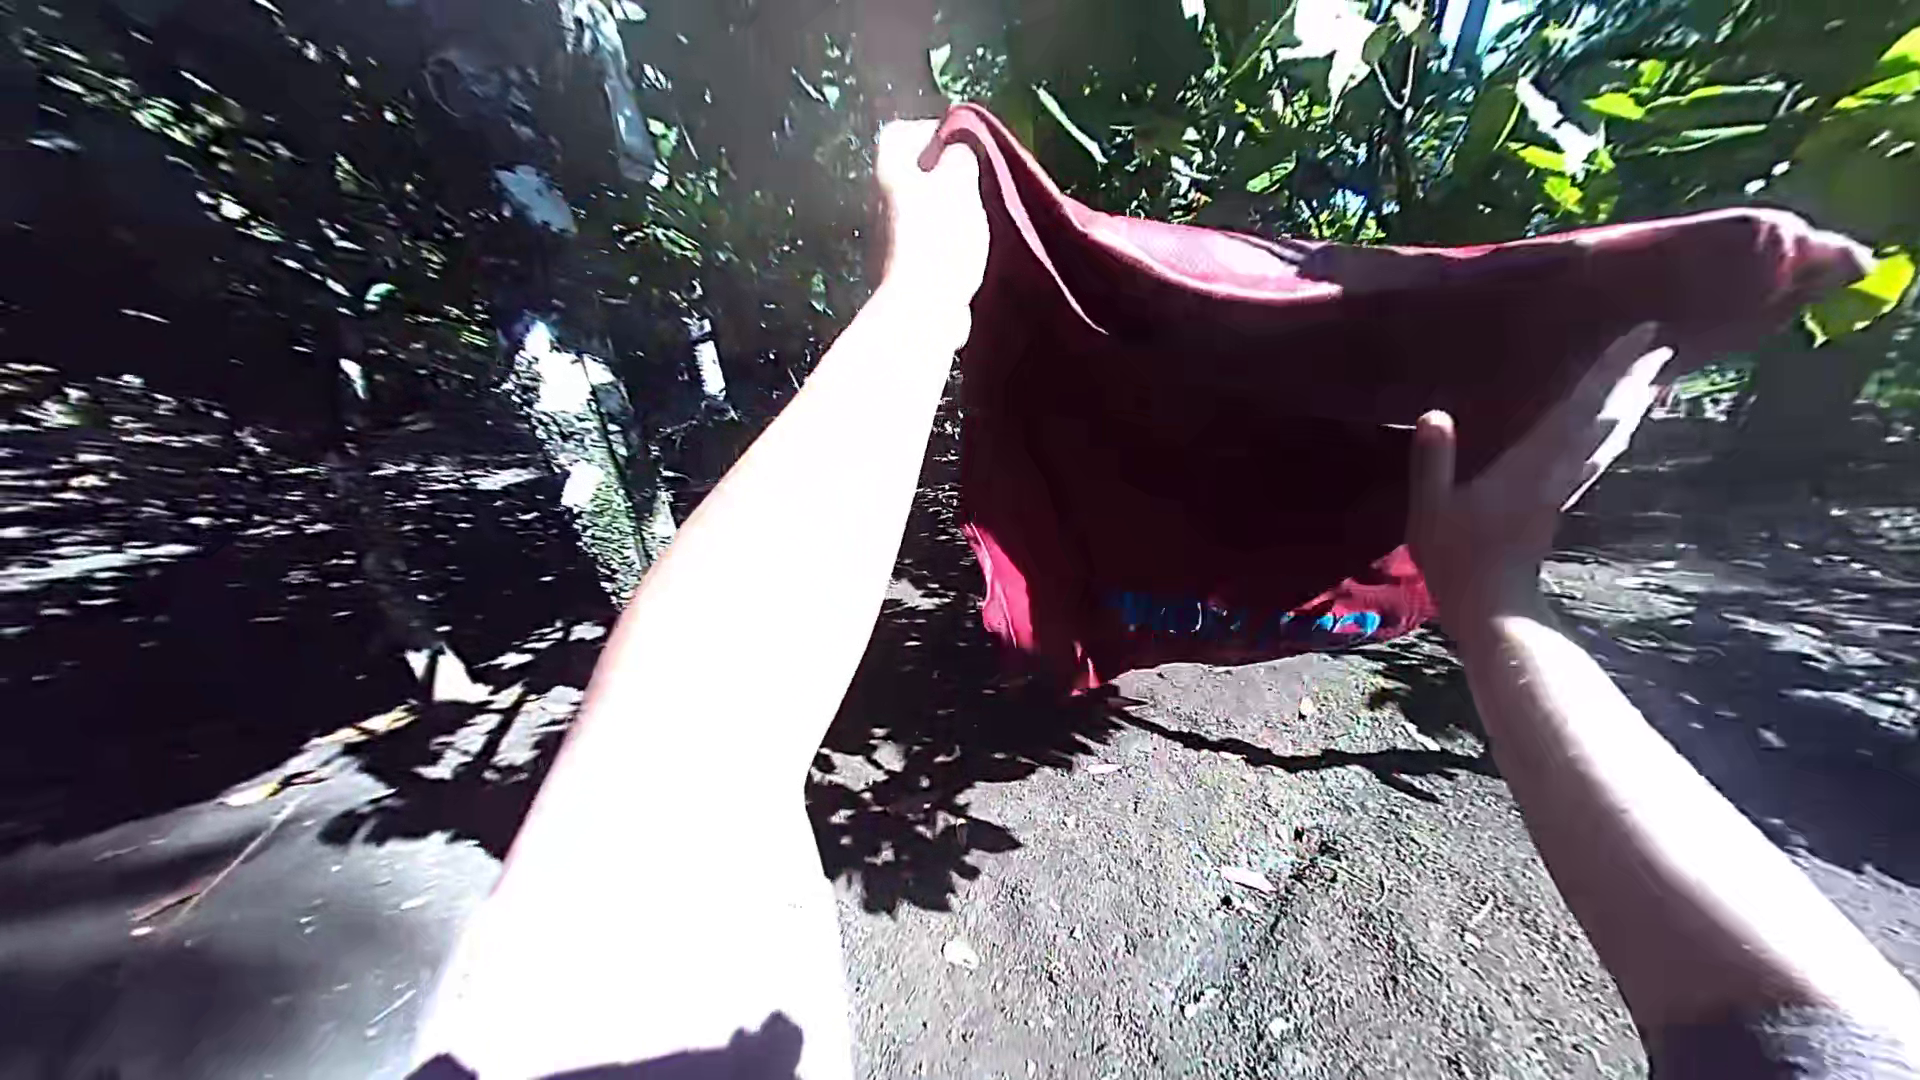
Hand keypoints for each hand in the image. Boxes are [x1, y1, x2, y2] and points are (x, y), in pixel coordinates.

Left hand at [873, 119, 988, 302]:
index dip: (930, 133)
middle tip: (973, 188)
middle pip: (908, 180)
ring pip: (916, 220)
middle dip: (940, 181)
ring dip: (943, 221)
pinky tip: (963, 263)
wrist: (922, 311)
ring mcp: (885, 248)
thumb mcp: (959, 184)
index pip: (899, 134)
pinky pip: (923, 255)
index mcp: (888, 174)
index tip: (959, 144)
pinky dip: (941, 254)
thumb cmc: (939, 239)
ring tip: (974, 228)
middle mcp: (877, 207)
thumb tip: (956, 152)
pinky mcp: (899, 281)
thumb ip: (959, 158)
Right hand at [1408, 323, 1673, 625]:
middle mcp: (1556, 471)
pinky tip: (1617, 429)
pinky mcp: (1559, 502)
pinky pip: (1596, 458)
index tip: (1641, 334)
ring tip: (1652, 378)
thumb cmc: (1454, 553)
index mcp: (1528, 467)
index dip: (1607, 372)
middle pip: (1602, 419)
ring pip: (1607, 438)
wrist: (1490, 599)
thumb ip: (1432, 461)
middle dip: (1629, 381)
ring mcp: (1562, 488)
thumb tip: (1433, 414)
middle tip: (1659, 344)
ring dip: (1631, 406)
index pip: (1575, 410)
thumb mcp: (1430, 507)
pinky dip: (1613, 435)